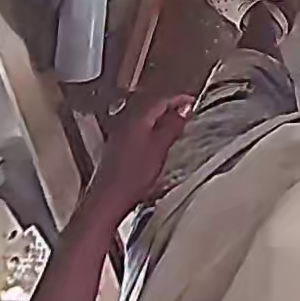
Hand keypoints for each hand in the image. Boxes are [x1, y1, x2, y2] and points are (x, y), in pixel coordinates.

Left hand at [84, 95, 191, 221]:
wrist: (108, 201)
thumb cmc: (132, 176)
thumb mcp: (160, 147)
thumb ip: (173, 125)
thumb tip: (184, 109)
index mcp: (137, 119)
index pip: (161, 101)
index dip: (178, 100)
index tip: (191, 101)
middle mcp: (125, 124)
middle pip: (152, 109)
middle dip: (170, 110)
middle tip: (186, 113)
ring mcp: (119, 137)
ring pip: (145, 122)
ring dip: (161, 122)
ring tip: (175, 129)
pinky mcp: (117, 151)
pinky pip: (138, 134)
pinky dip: (151, 134)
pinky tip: (157, 146)